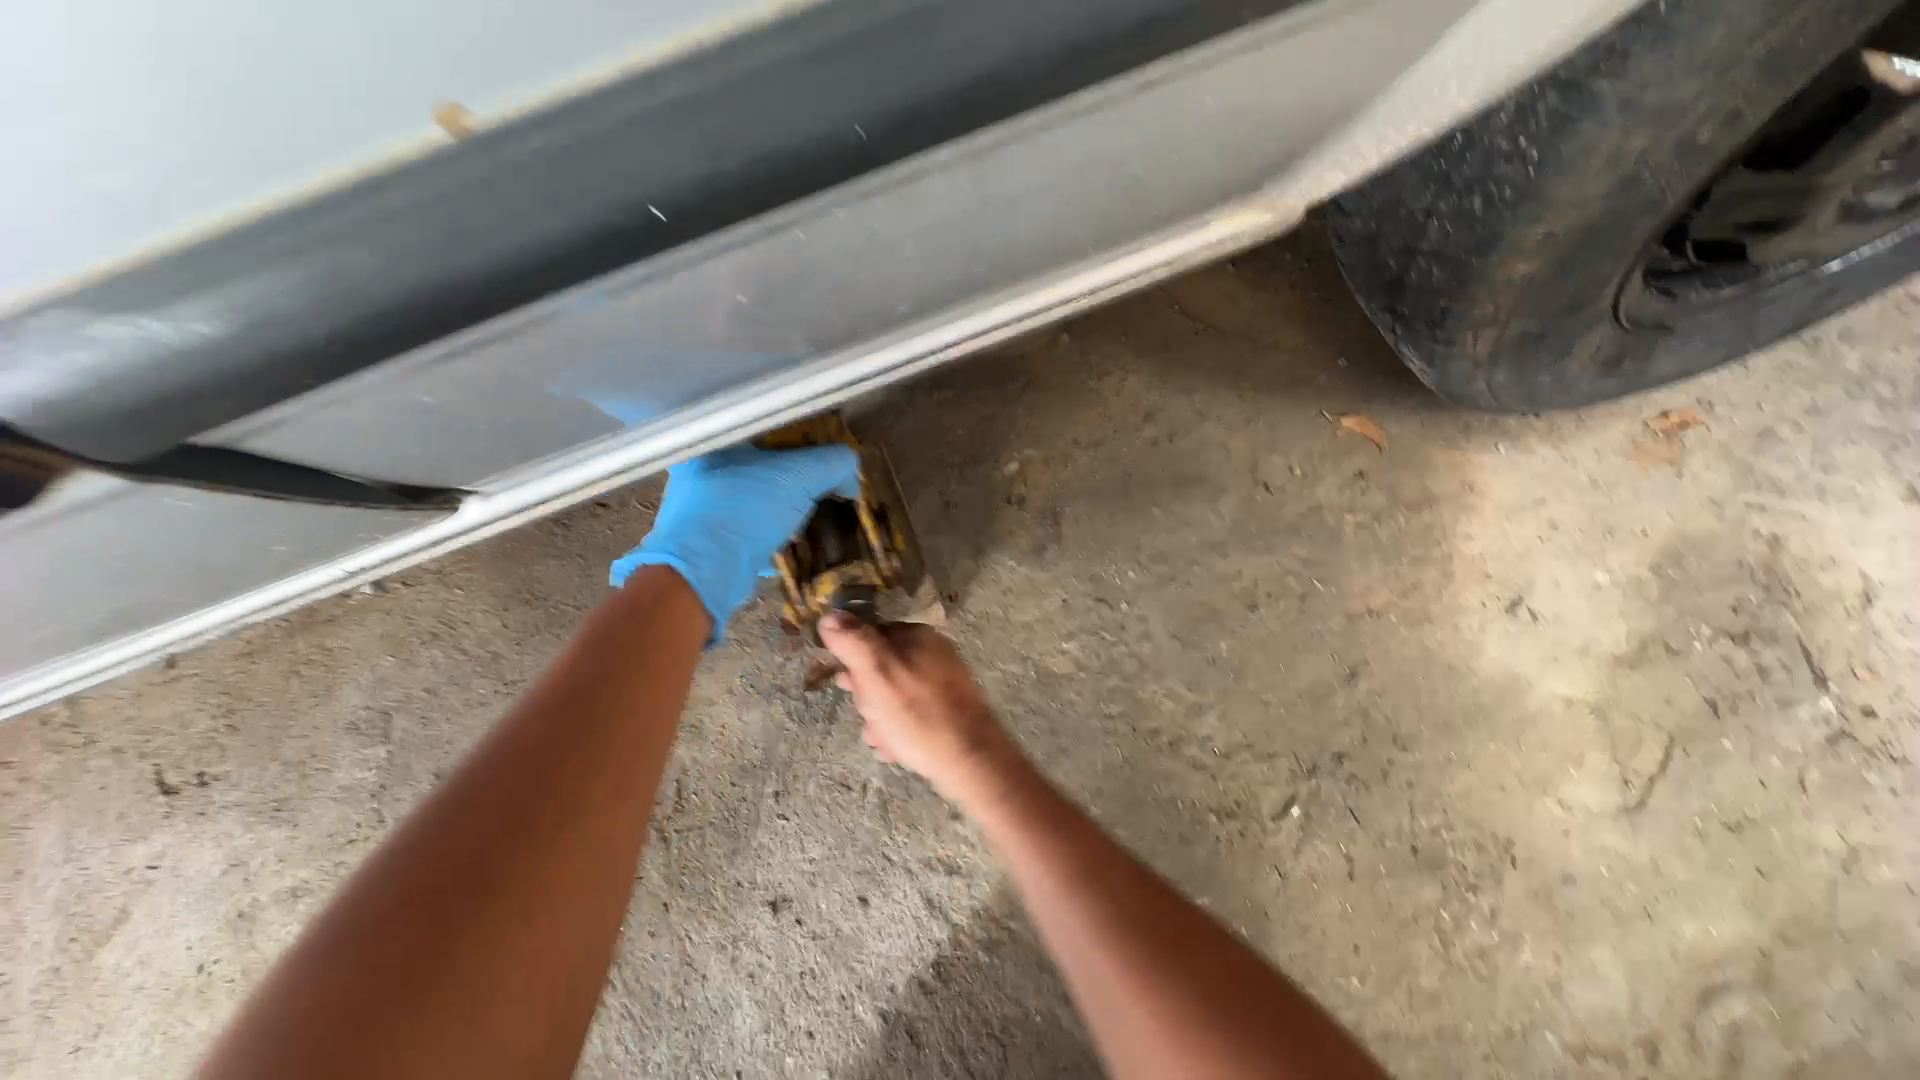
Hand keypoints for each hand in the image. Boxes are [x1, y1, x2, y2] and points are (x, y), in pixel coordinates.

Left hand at [611, 445, 859, 638]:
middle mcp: (698, 470)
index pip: (766, 431)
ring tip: (803, 523)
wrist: (702, 573)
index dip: (800, 442)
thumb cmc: (746, 511)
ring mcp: (695, 508)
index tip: (822, 460)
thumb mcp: (801, 477)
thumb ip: (833, 464)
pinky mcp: (701, 541)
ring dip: (779, 511)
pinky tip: (784, 547)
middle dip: (791, 481)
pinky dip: (764, 537)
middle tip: (818, 493)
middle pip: (759, 467)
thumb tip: (851, 467)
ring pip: (750, 501)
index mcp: (715, 443)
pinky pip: (742, 531)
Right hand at [818, 614, 1023, 802]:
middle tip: (869, 716)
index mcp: (918, 637)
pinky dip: (898, 730)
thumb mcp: (877, 674)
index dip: (853, 662)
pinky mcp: (948, 709)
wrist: (970, 760)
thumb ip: (853, 642)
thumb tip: (829, 615)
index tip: (848, 685)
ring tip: (882, 739)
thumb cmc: (918, 715)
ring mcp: (943, 682)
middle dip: (866, 697)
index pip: (870, 636)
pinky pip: (911, 714)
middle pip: (880, 668)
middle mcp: (933, 653)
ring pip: (893, 695)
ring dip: (879, 718)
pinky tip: (894, 748)